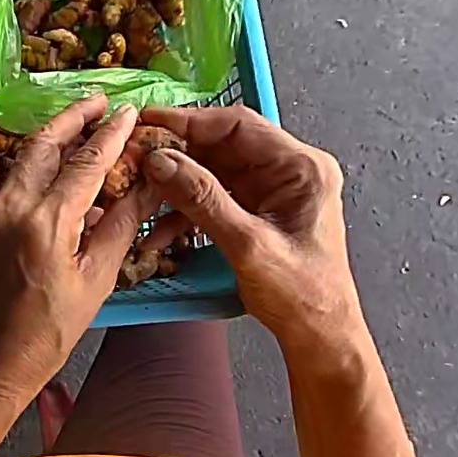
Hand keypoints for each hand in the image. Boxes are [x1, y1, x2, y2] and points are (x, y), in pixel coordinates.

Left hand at [0, 94, 160, 414]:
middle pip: (46, 143)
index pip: (86, 163)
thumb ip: (122, 223)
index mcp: (47, 221)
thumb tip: (150, 185)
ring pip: (29, 155)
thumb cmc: (53, 327)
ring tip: (88, 121)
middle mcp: (15, 204)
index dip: (111, 134)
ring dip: (59, 134)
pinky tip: (68, 163)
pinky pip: (21, 175)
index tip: (130, 110)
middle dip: (75, 116)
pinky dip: (46, 160)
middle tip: (103, 100)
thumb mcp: (98, 277)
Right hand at [138, 105, 361, 352]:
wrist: (319, 335)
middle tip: (138, 158)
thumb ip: (202, 199)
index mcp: (302, 167)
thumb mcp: (248, 245)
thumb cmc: (302, 295)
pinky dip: (189, 210)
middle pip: (224, 146)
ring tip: (143, 195)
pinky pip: (217, 198)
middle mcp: (291, 171)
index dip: (190, 120)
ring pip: (216, 172)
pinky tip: (162, 229)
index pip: (239, 126)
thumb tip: (161, 161)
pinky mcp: (260, 212)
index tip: (150, 122)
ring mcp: (274, 192)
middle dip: (179, 154)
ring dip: (179, 185)